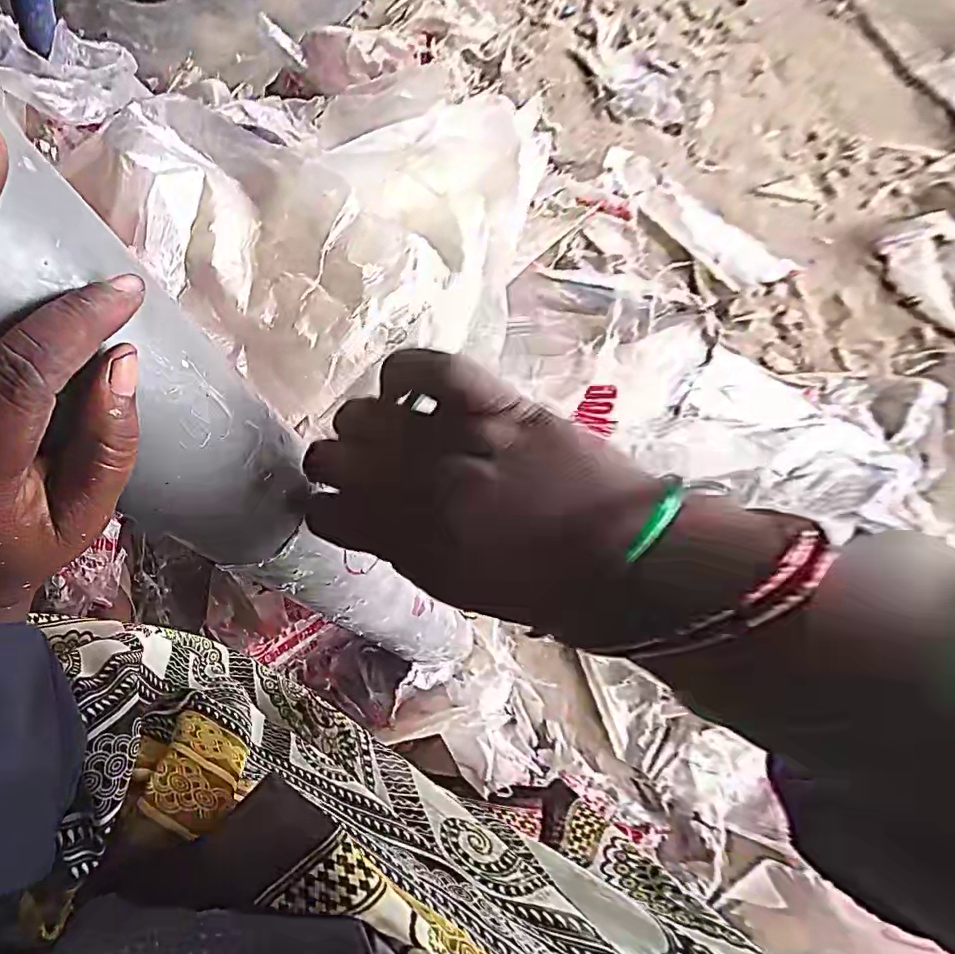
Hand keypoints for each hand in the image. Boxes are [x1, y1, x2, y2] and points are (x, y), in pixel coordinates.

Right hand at [303, 349, 668, 640]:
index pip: (322, 510)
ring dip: (361, 426)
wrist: (631, 561)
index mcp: (400, 538)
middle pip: (330, 457)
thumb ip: (385, 543)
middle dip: (332, 466)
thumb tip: (350, 510)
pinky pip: (427, 368)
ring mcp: (455, 440)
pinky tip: (406, 394)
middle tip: (356, 469)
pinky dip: (403, 375)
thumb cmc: (531, 584)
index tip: (338, 504)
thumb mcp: (440, 582)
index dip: (323, 506)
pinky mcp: (495, 404)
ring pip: (360, 414)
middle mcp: (416, 486)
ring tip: (386, 432)